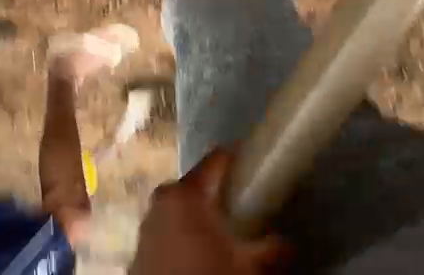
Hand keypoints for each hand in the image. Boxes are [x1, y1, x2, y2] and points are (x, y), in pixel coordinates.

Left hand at [128, 149, 285, 274]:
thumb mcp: (248, 267)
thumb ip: (270, 248)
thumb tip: (285, 242)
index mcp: (186, 194)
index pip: (217, 159)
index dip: (238, 159)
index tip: (254, 163)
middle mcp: (161, 200)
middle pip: (197, 186)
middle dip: (218, 195)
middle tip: (241, 208)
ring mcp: (146, 224)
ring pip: (179, 209)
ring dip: (198, 217)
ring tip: (221, 235)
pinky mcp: (138, 249)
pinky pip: (166, 231)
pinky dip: (182, 236)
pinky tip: (197, 254)